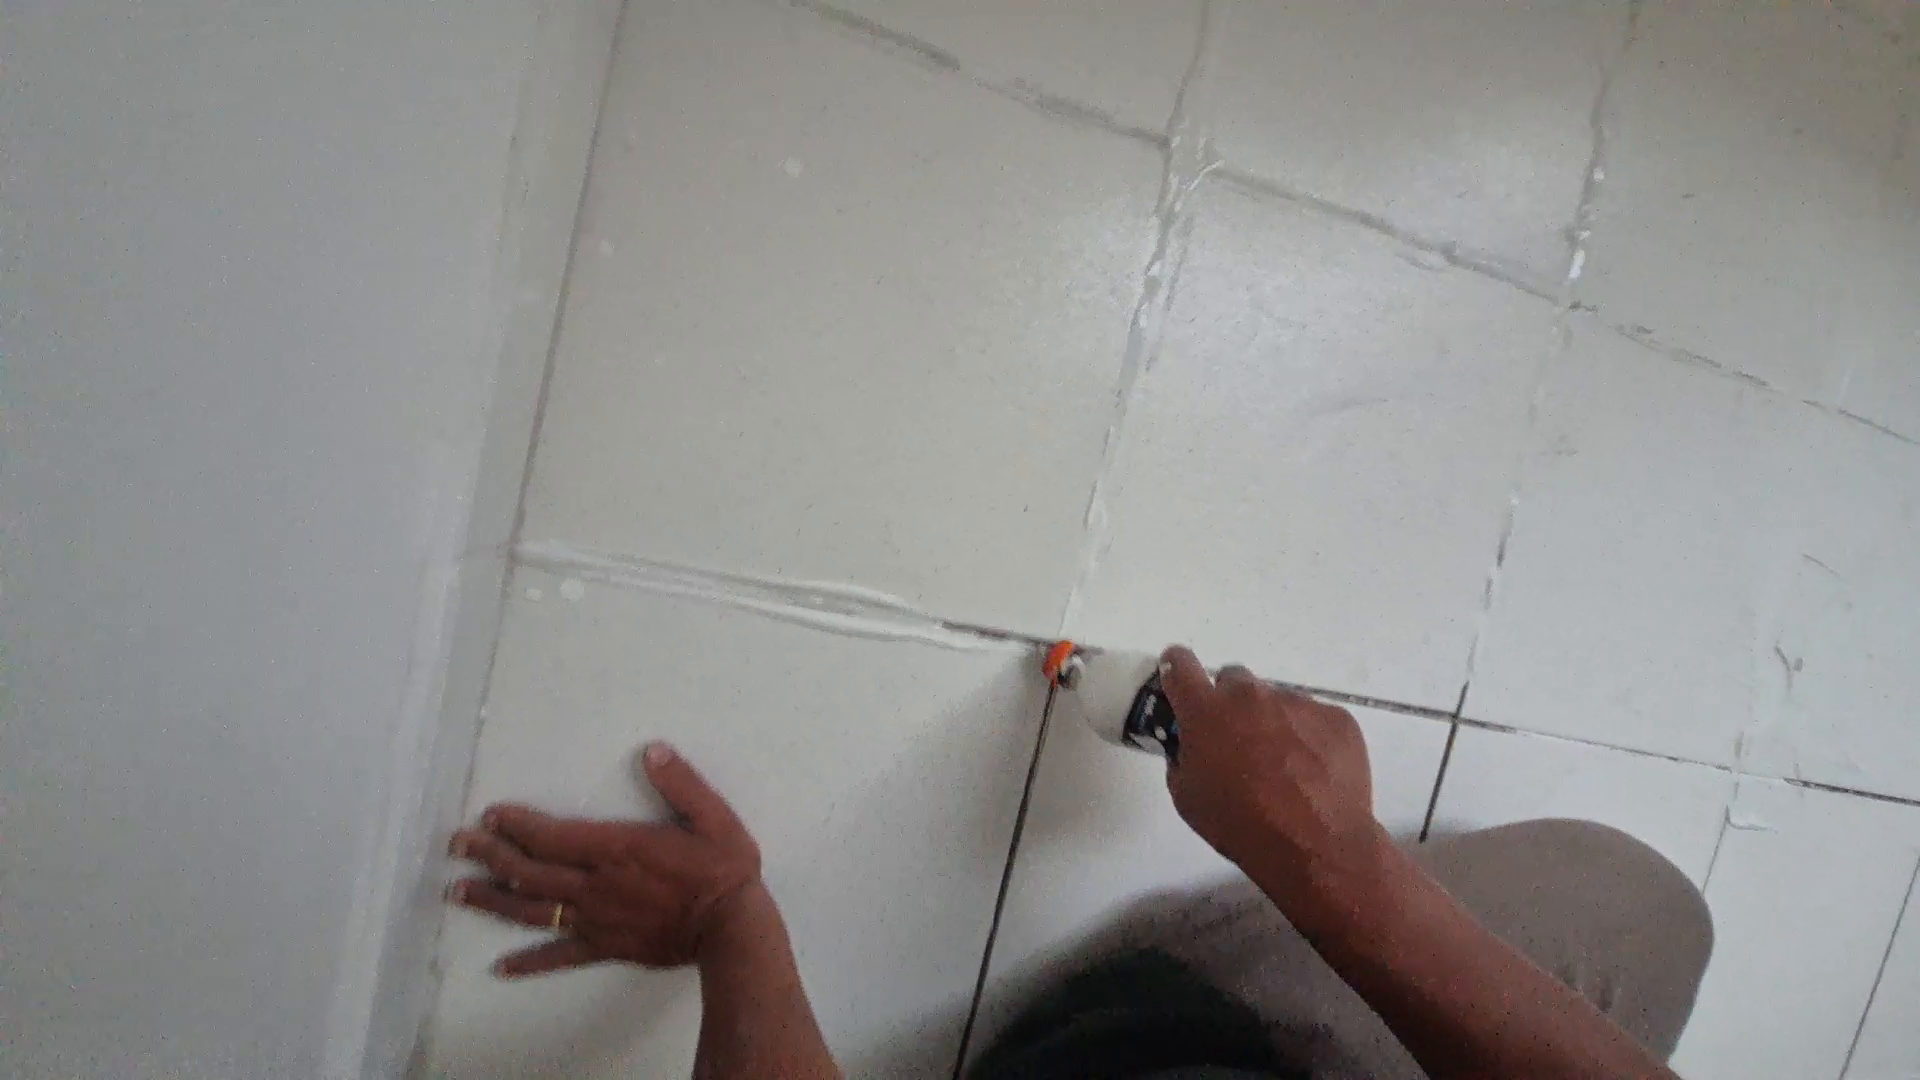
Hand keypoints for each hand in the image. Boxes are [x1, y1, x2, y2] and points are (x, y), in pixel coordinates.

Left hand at [446, 742, 763, 977]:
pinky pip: (559, 957)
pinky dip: (528, 962)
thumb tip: (652, 750)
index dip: (520, 825)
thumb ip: (681, 782)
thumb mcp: (713, 815)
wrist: (731, 926)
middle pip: (532, 871)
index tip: (491, 814)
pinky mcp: (605, 948)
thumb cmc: (722, 867)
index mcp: (619, 848)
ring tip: (458, 891)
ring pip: (533, 910)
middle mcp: (596, 885)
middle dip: (492, 855)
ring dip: (493, 899)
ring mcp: (596, 920)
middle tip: (458, 844)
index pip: (555, 836)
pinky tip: (501, 967)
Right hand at [1158, 646, 1388, 930]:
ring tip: (1285, 766)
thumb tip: (1191, 745)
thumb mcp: (1186, 795)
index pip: (1179, 664)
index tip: (1179, 677)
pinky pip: (1314, 718)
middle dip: (1230, 703)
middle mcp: (1248, 695)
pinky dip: (1309, 737)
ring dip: (1272, 722)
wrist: (1316, 847)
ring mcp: (1296, 702)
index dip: (1176, 667)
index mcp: (1205, 710)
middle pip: (1233, 679)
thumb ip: (1182, 757)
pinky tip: (1314, 772)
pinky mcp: (1335, 717)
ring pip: (1276, 701)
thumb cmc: (1239, 824)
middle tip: (1238, 741)